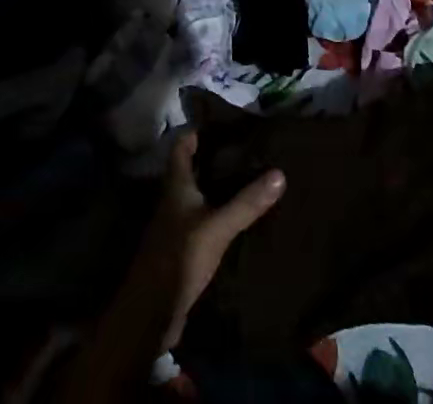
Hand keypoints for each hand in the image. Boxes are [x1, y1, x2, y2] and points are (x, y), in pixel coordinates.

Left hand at [141, 131, 285, 349]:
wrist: (152, 312)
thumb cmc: (180, 258)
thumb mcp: (218, 228)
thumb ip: (246, 202)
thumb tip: (280, 173)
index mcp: (176, 186)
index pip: (182, 145)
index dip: (199, 130)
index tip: (226, 121)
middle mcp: (174, 199)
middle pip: (192, 168)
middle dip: (216, 157)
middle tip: (249, 147)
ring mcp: (177, 224)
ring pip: (200, 193)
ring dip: (220, 184)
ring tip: (252, 175)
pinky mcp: (184, 247)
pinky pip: (205, 218)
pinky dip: (221, 210)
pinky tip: (242, 214)